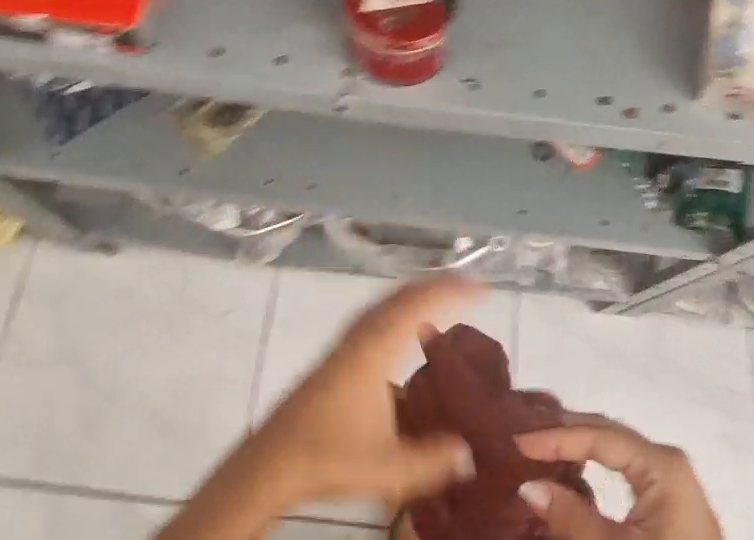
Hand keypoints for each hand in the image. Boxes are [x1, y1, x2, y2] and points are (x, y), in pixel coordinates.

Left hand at [160, 275, 482, 539]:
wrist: (271, 461)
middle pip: (400, 295)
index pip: (418, 306)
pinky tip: (400, 327)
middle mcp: (359, 338)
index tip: (482, 289)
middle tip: (468, 286)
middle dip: (435, 284)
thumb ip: (433, 461)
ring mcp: (343, 345)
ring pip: (382, 303)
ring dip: (413, 293)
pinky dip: (394, 308)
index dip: (452, 292)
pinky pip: (371, 315)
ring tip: (440, 296)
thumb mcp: (389, 468)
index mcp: (375, 351)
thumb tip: (470, 452)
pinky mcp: (332, 357)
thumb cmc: (329, 457)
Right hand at [515, 421, 722, 539]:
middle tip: (525, 437)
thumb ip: (571, 518)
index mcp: (662, 466)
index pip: (599, 435)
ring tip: (542, 448)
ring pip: (616, 450)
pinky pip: (626, 470)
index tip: (518, 442)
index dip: (556, 437)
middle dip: (566, 432)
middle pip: (609, 434)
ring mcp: (671, 482)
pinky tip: (574, 473)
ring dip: (579, 446)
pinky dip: (596, 466)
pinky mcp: (670, 504)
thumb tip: (528, 485)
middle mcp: (667, 463)